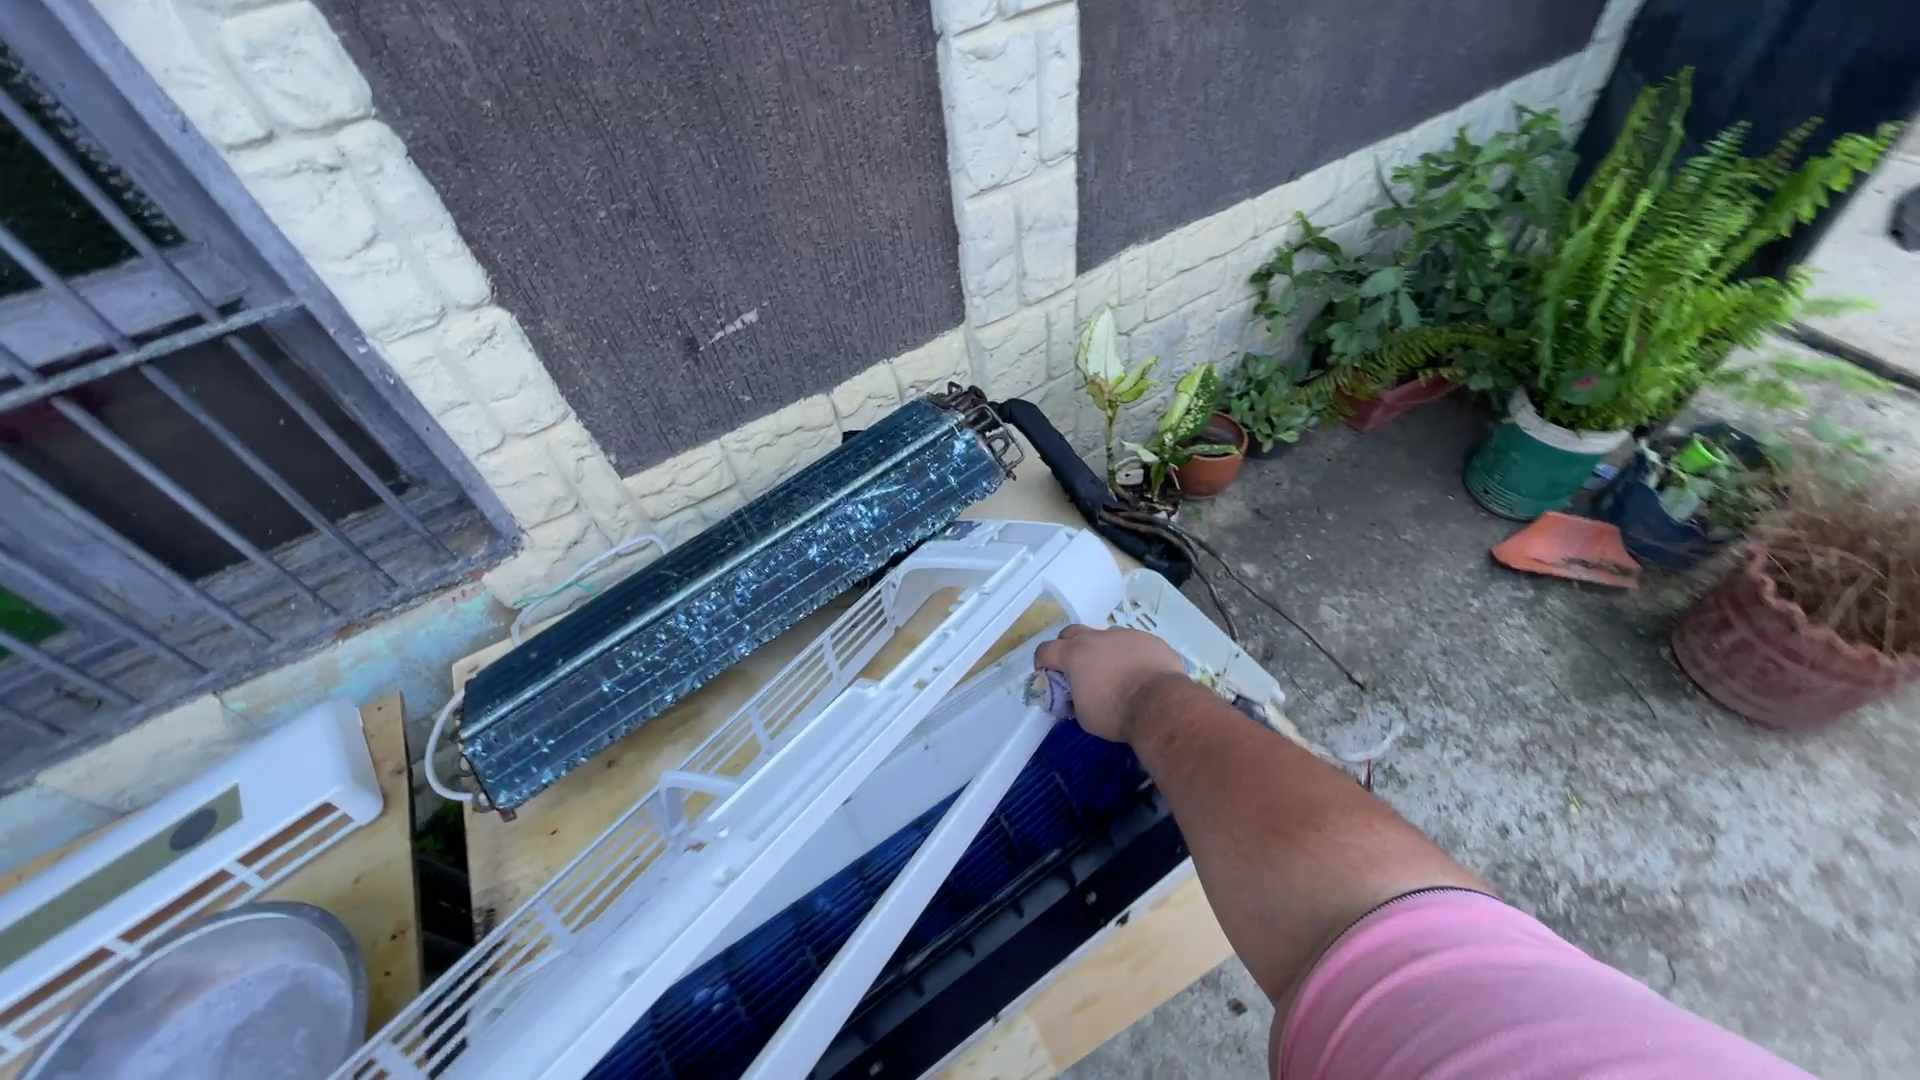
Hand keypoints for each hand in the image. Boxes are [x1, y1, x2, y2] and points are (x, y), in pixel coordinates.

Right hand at [1033, 624, 1187, 743]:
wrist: (1161, 705)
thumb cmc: (1116, 712)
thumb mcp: (1083, 715)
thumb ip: (1074, 698)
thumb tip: (1074, 696)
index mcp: (1074, 654)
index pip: (1046, 650)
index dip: (1042, 661)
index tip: (1046, 672)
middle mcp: (1096, 638)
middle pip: (1072, 633)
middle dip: (1068, 647)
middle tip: (1075, 667)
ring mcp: (1124, 635)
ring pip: (1104, 636)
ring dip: (1101, 650)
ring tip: (1112, 671)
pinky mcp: (1148, 639)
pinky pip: (1131, 643)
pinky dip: (1128, 654)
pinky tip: (1138, 671)